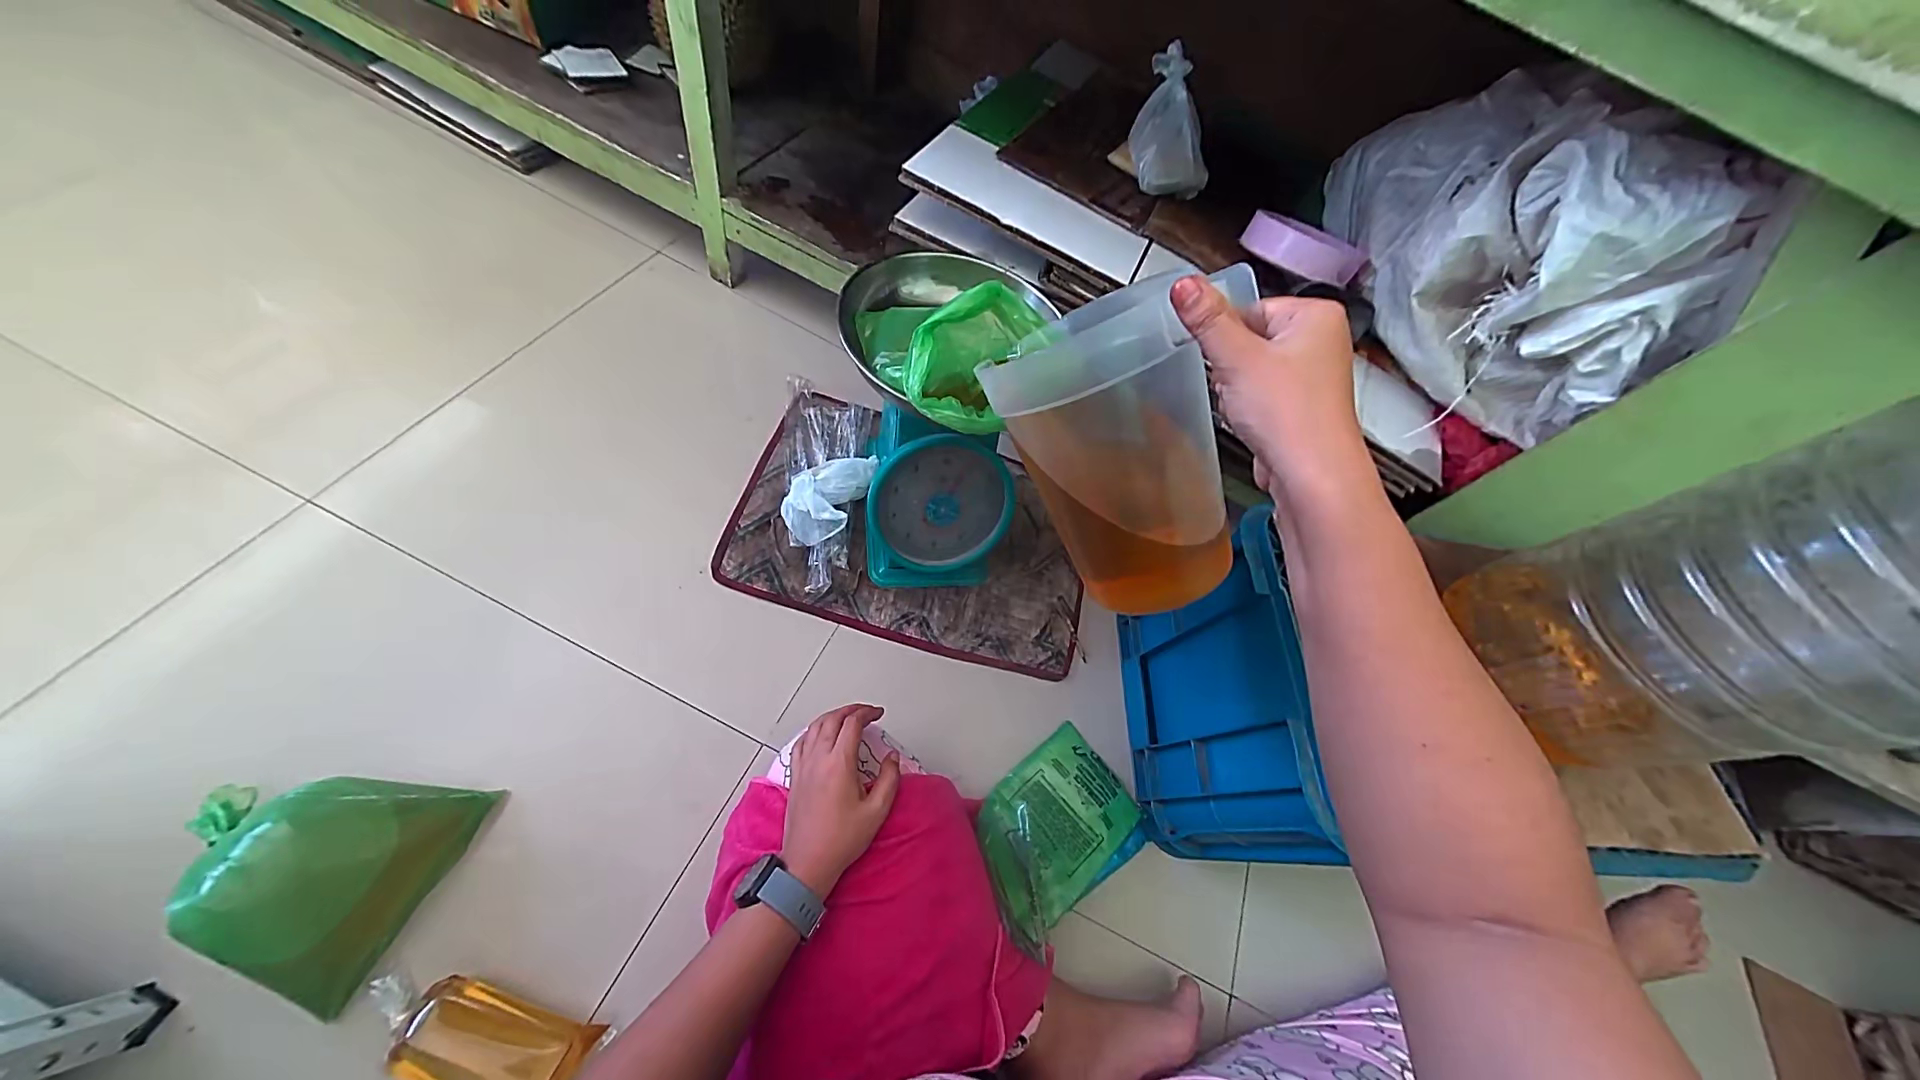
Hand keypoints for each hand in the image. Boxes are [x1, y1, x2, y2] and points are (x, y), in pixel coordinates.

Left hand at [780, 704, 901, 896]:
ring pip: (814, 727)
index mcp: (839, 763)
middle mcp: (818, 759)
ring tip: (845, 718)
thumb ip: (889, 779)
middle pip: (831, 719)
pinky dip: (813, 730)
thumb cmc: (842, 840)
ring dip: (831, 717)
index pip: (852, 724)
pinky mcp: (794, 777)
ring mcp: (803, 767)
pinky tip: (819, 735)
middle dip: (850, 710)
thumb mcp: (876, 811)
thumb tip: (891, 758)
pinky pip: (801, 742)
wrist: (808, 863)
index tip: (878, 714)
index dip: (867, 713)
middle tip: (865, 712)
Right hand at [1172, 276, 1372, 504]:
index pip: (1249, 308)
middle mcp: (1320, 341)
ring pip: (1251, 370)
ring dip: (1236, 390)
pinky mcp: (1299, 406)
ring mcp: (1311, 376)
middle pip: (1248, 339)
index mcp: (1315, 315)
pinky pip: (1259, 395)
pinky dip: (1247, 408)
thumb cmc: (1289, 415)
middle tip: (1237, 387)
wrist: (1310, 474)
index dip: (1225, 337)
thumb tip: (1182, 284)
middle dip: (1230, 366)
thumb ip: (1207, 320)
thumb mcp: (1236, 358)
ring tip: (1248, 408)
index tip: (1223, 360)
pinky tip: (1251, 422)